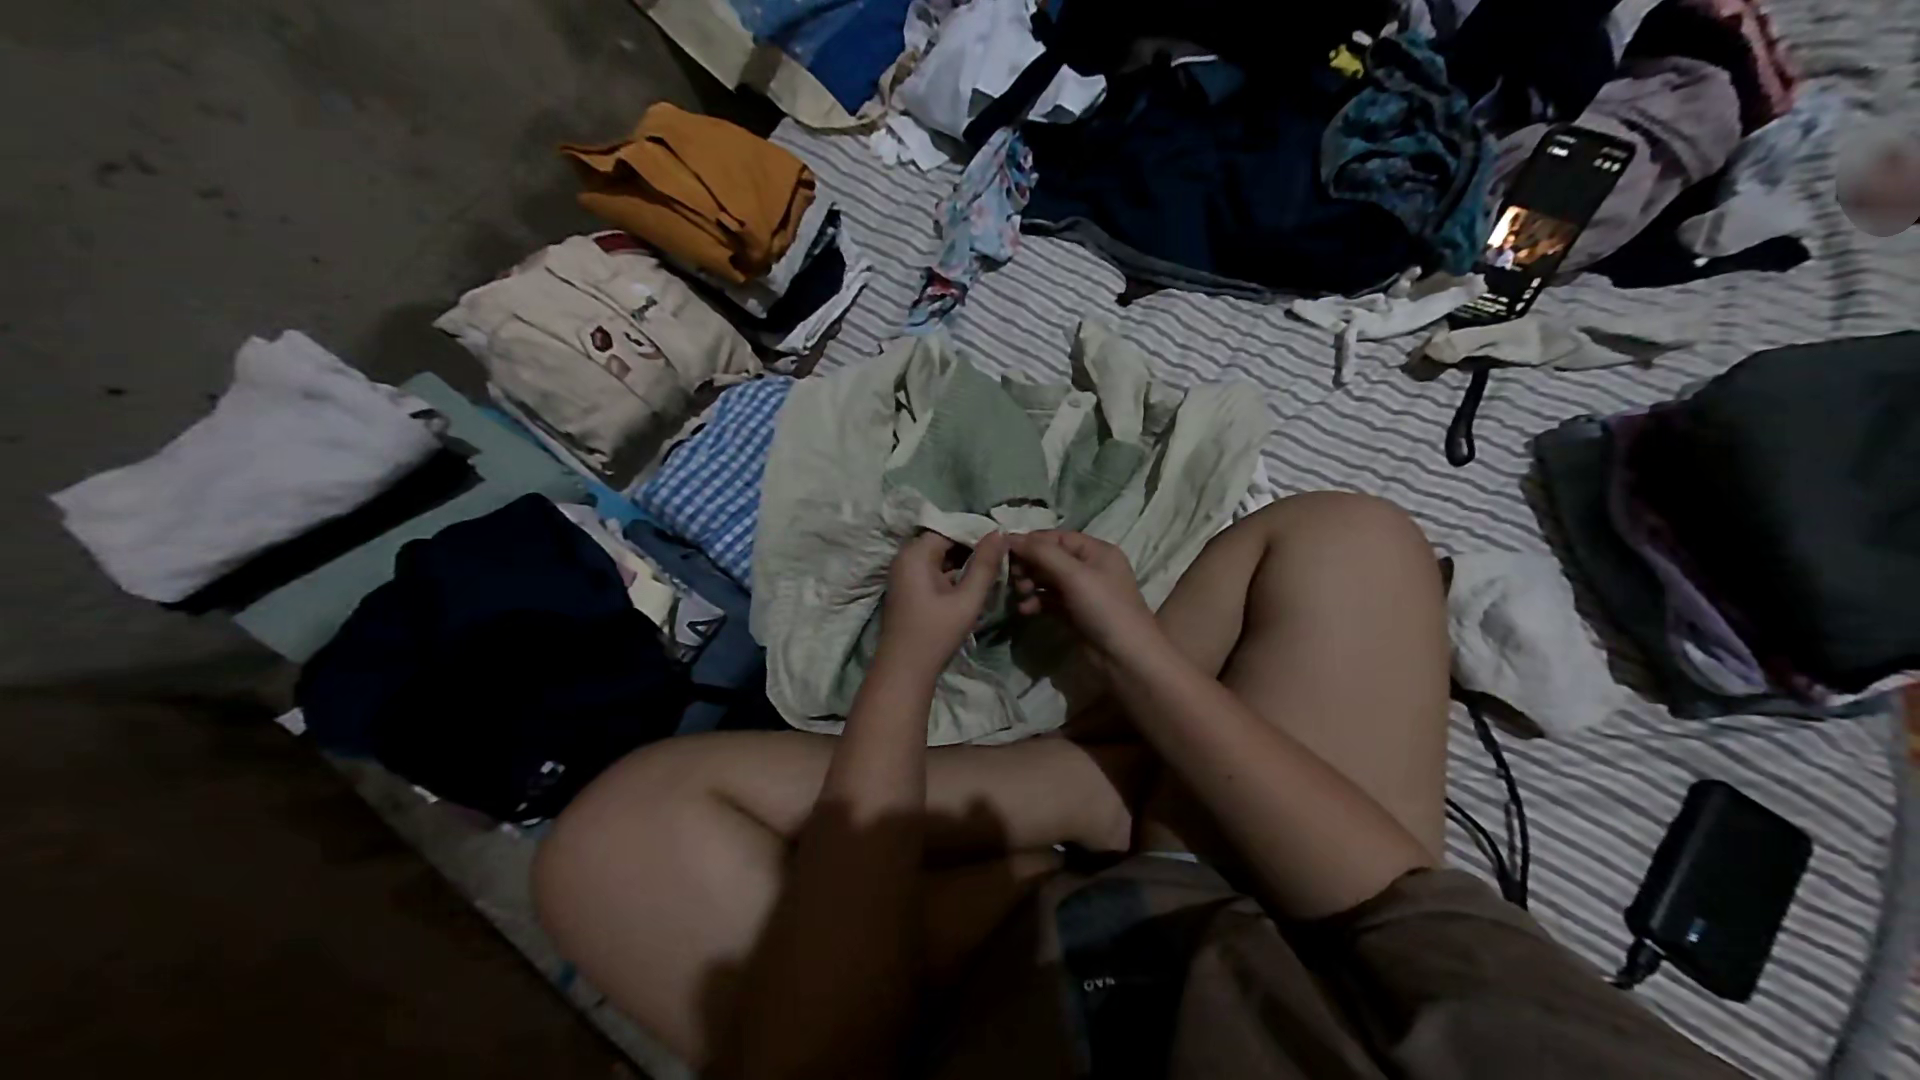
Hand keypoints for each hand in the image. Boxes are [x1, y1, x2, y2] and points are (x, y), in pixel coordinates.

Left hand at [875, 530, 1007, 678]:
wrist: (905, 669)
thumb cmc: (936, 633)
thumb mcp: (967, 599)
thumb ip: (985, 565)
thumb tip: (999, 533)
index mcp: (914, 554)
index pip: (949, 529)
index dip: (975, 533)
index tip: (1001, 540)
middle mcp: (905, 558)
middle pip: (943, 541)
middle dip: (970, 547)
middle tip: (1000, 554)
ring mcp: (904, 574)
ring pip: (939, 557)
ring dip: (963, 561)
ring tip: (992, 566)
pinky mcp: (908, 588)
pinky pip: (933, 570)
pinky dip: (952, 573)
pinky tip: (974, 581)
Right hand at [1007, 531, 1160, 665]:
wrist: (1125, 658)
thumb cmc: (1104, 608)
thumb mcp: (1074, 575)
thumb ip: (1042, 553)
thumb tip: (1010, 537)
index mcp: (1097, 551)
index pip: (1057, 537)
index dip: (1031, 542)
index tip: (1004, 551)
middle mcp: (1090, 567)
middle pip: (1051, 557)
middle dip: (1029, 565)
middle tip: (1013, 577)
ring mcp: (1083, 592)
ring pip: (1048, 580)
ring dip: (1030, 584)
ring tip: (1020, 594)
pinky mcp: (1075, 613)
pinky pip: (1049, 600)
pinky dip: (1036, 602)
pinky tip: (1025, 610)